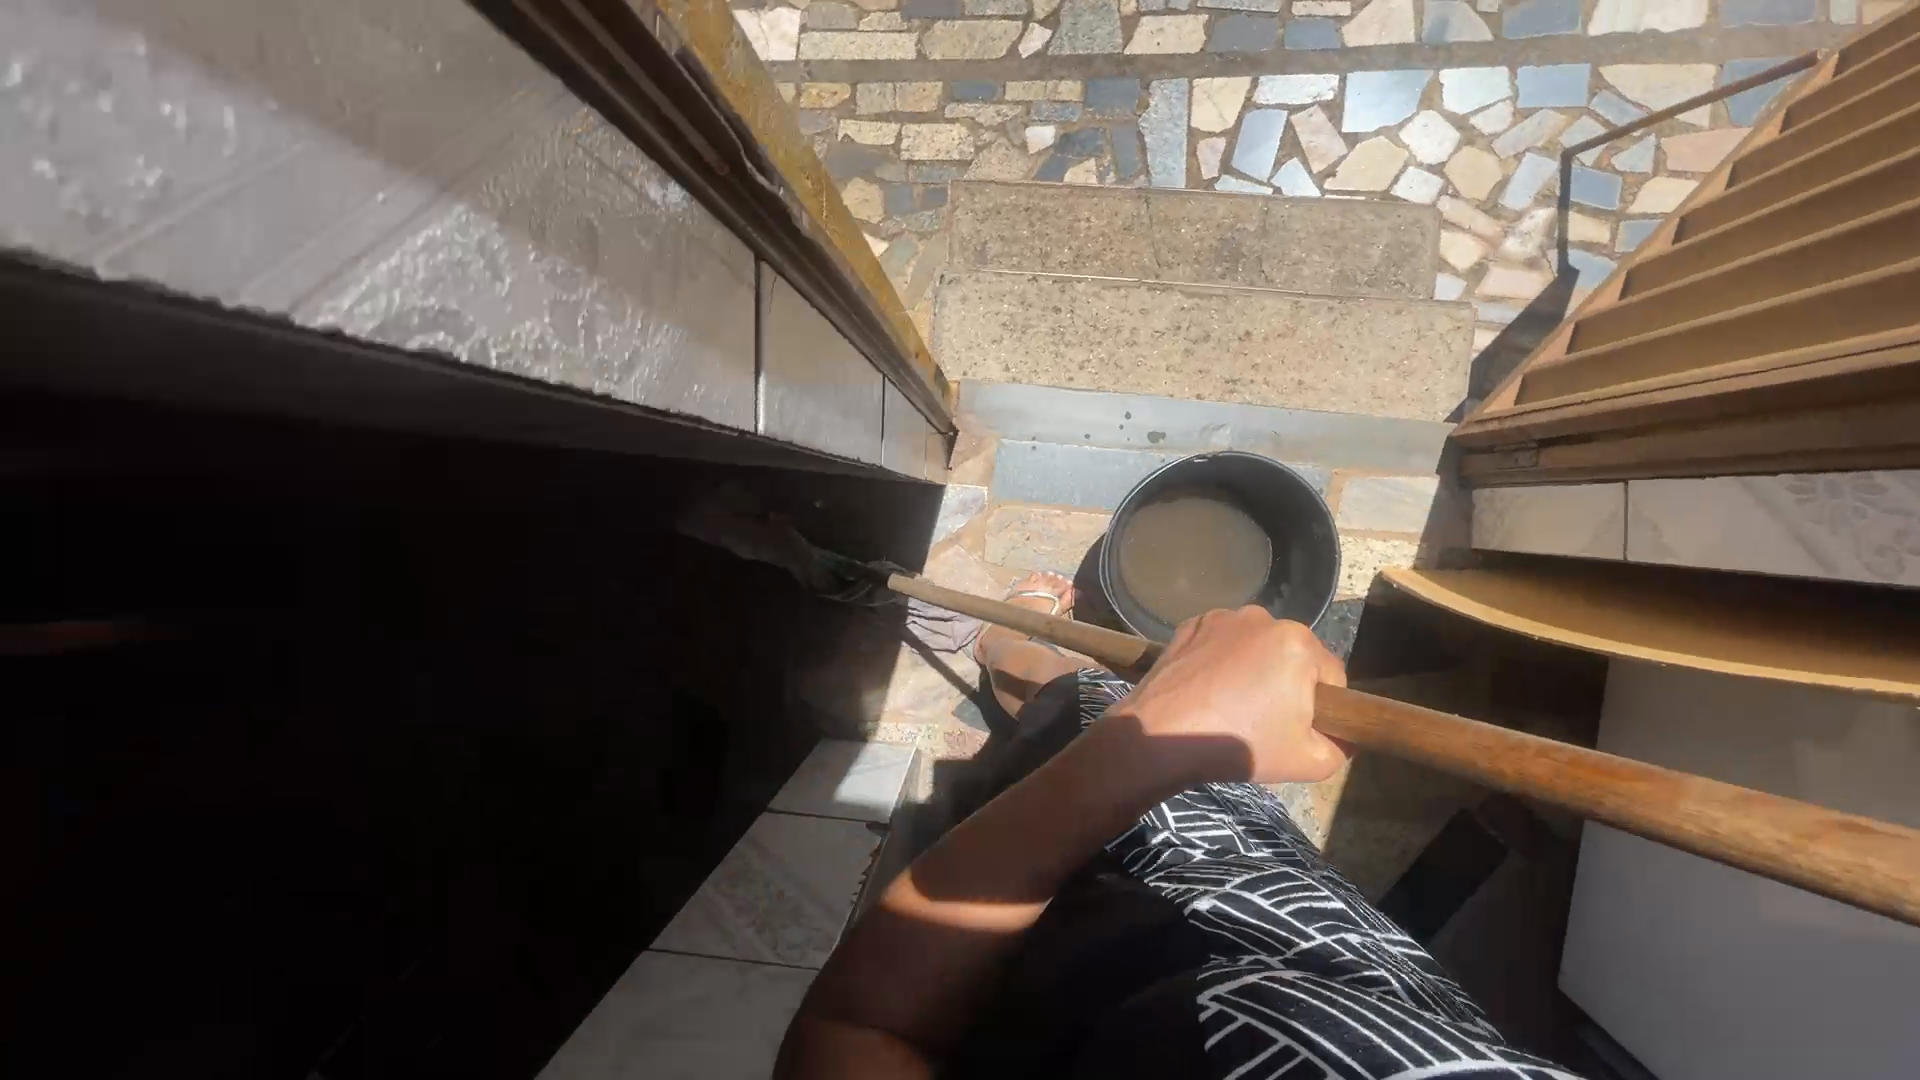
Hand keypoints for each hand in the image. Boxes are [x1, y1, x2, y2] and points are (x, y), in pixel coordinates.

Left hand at [1103, 606, 1347, 785]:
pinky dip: (1219, 662)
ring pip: (1254, 647)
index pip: (1331, 676)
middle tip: (1262, 721)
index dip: (1322, 708)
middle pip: (1291, 656)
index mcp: (1297, 641)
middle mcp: (1261, 617)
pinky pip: (1220, 644)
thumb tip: (1341, 734)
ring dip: (1252, 670)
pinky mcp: (1189, 625)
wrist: (1160, 734)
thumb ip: (1342, 746)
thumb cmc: (1240, 744)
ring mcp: (1220, 618)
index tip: (1297, 730)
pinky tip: (1207, 690)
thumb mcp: (1311, 762)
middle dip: (1285, 685)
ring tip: (1230, 706)